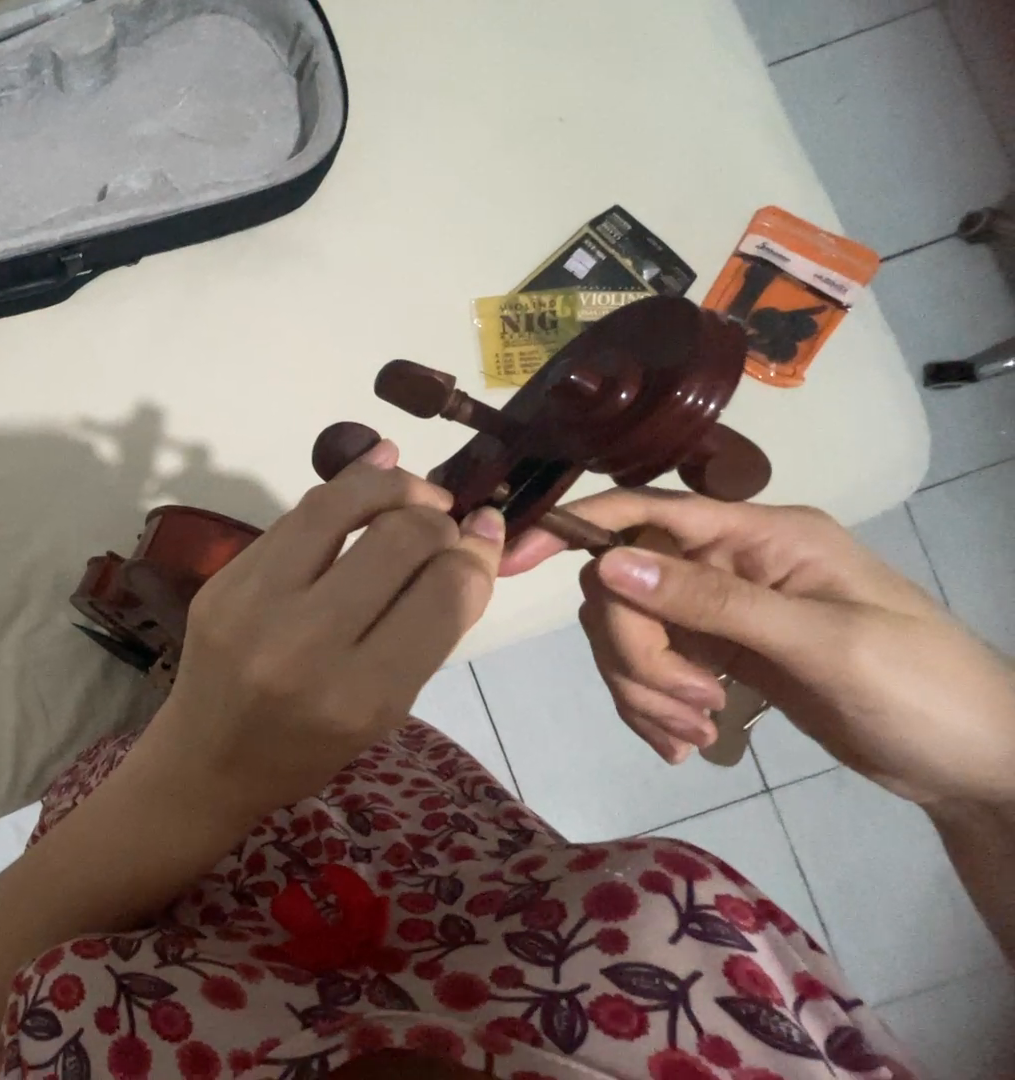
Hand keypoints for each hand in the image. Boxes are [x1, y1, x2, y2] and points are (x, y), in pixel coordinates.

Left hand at [139, 442, 506, 822]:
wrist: (205, 758)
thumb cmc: (307, 750)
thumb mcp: (384, 711)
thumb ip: (430, 629)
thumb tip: (480, 536)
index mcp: (359, 697)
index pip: (444, 595)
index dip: (478, 556)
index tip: (484, 538)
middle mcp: (302, 645)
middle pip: (397, 539)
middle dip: (437, 520)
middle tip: (442, 523)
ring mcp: (250, 606)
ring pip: (334, 506)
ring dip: (388, 485)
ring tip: (412, 491)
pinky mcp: (219, 582)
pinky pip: (289, 520)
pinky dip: (336, 498)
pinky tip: (365, 487)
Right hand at [502, 489, 1014, 807]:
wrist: (975, 767)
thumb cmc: (923, 692)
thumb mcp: (823, 643)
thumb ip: (711, 600)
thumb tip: (606, 565)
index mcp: (758, 537)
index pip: (643, 513)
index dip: (574, 527)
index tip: (512, 560)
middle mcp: (722, 562)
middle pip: (619, 588)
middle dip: (635, 652)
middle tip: (689, 703)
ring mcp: (710, 609)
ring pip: (621, 633)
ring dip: (644, 688)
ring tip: (700, 732)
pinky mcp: (704, 652)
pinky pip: (639, 669)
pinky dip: (648, 708)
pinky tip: (685, 744)